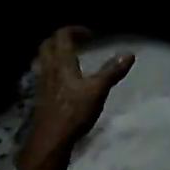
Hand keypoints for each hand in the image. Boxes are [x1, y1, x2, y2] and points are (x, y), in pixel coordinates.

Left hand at [18, 27, 133, 169]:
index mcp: (61, 63)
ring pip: (42, 59)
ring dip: (53, 53)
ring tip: (68, 58)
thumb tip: (128, 54)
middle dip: (60, 39)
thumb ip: (112, 72)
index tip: (90, 34)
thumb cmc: (74, 112)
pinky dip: (51, 69)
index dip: (74, 30)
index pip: (62, 36)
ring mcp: (41, 83)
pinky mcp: (40, 96)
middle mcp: (48, 68)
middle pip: (47, 44)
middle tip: (76, 42)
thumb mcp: (97, 91)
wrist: (50, 138)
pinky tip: (61, 80)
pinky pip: (42, 74)